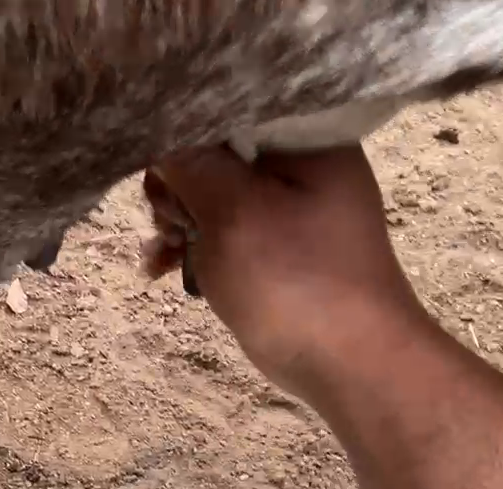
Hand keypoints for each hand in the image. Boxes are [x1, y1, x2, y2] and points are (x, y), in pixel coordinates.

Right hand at [143, 145, 429, 398]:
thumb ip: (194, 169)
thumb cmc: (291, 281)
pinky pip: (221, 233)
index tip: (163, 188)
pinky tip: (163, 272)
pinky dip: (192, 250)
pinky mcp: (275, 249)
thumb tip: (161, 143)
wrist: (344, 359)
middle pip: (215, 158)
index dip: (183, 145)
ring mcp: (289, 210)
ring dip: (176, 227)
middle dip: (177, 194)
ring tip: (158, 260)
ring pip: (211, 200)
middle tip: (168, 230)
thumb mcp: (234, 215)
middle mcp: (301, 166)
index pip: (228, 115)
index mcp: (305, 141)